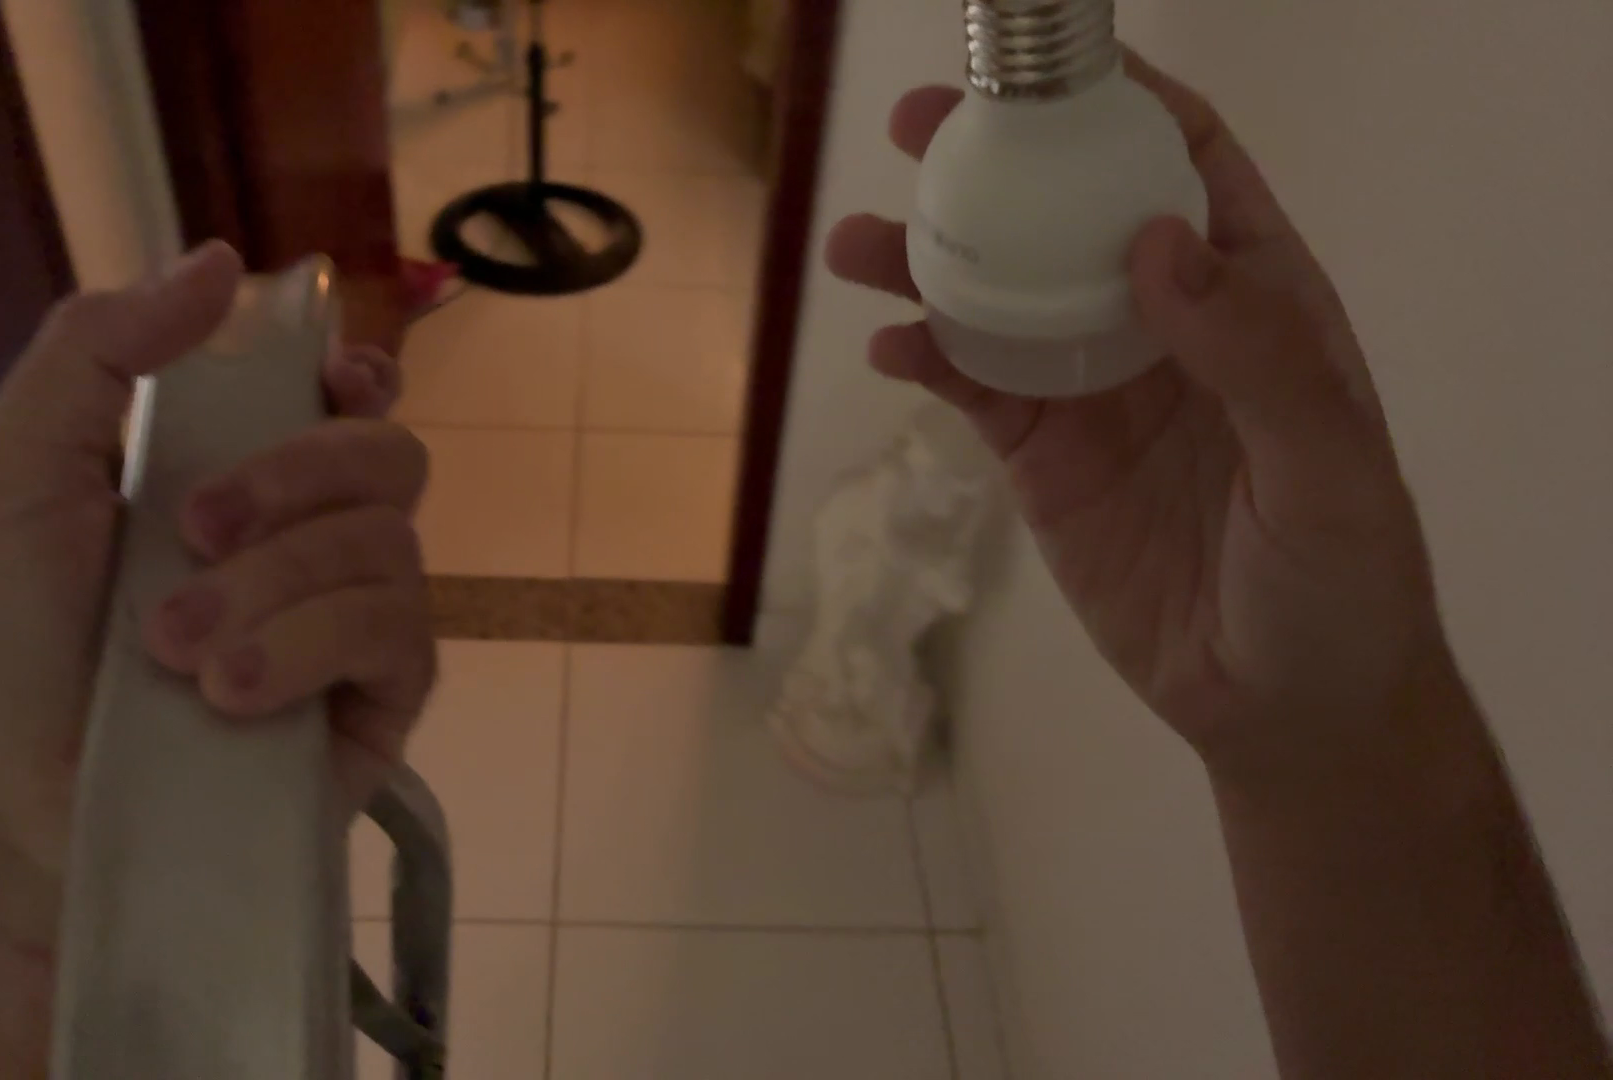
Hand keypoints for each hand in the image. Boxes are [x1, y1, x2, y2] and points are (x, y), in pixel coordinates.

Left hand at [0, 243, 433, 1076]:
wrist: (30, 813)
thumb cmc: (15, 649)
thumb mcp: (20, 479)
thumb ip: (101, 355)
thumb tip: (224, 265)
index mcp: (259, 483)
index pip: (356, 407)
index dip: (360, 380)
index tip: (328, 382)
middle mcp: (327, 539)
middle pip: (394, 460)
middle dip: (303, 476)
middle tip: (198, 531)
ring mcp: (368, 613)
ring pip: (390, 545)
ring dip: (276, 585)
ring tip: (180, 654)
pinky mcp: (391, 686)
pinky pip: (397, 628)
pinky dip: (312, 645)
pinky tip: (237, 695)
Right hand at [825, 57, 1446, 783]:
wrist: (1268, 696)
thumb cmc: (1332, 581)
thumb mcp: (1326, 466)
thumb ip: (1253, 352)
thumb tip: (1152, 242)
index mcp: (1250, 300)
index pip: (1185, 168)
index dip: (1115, 106)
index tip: (1036, 74)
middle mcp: (1157, 330)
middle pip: (1063, 227)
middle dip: (993, 174)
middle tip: (912, 136)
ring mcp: (1086, 393)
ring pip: (996, 309)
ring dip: (930, 273)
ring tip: (858, 248)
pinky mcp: (1036, 457)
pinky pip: (974, 393)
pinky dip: (929, 365)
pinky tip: (889, 349)